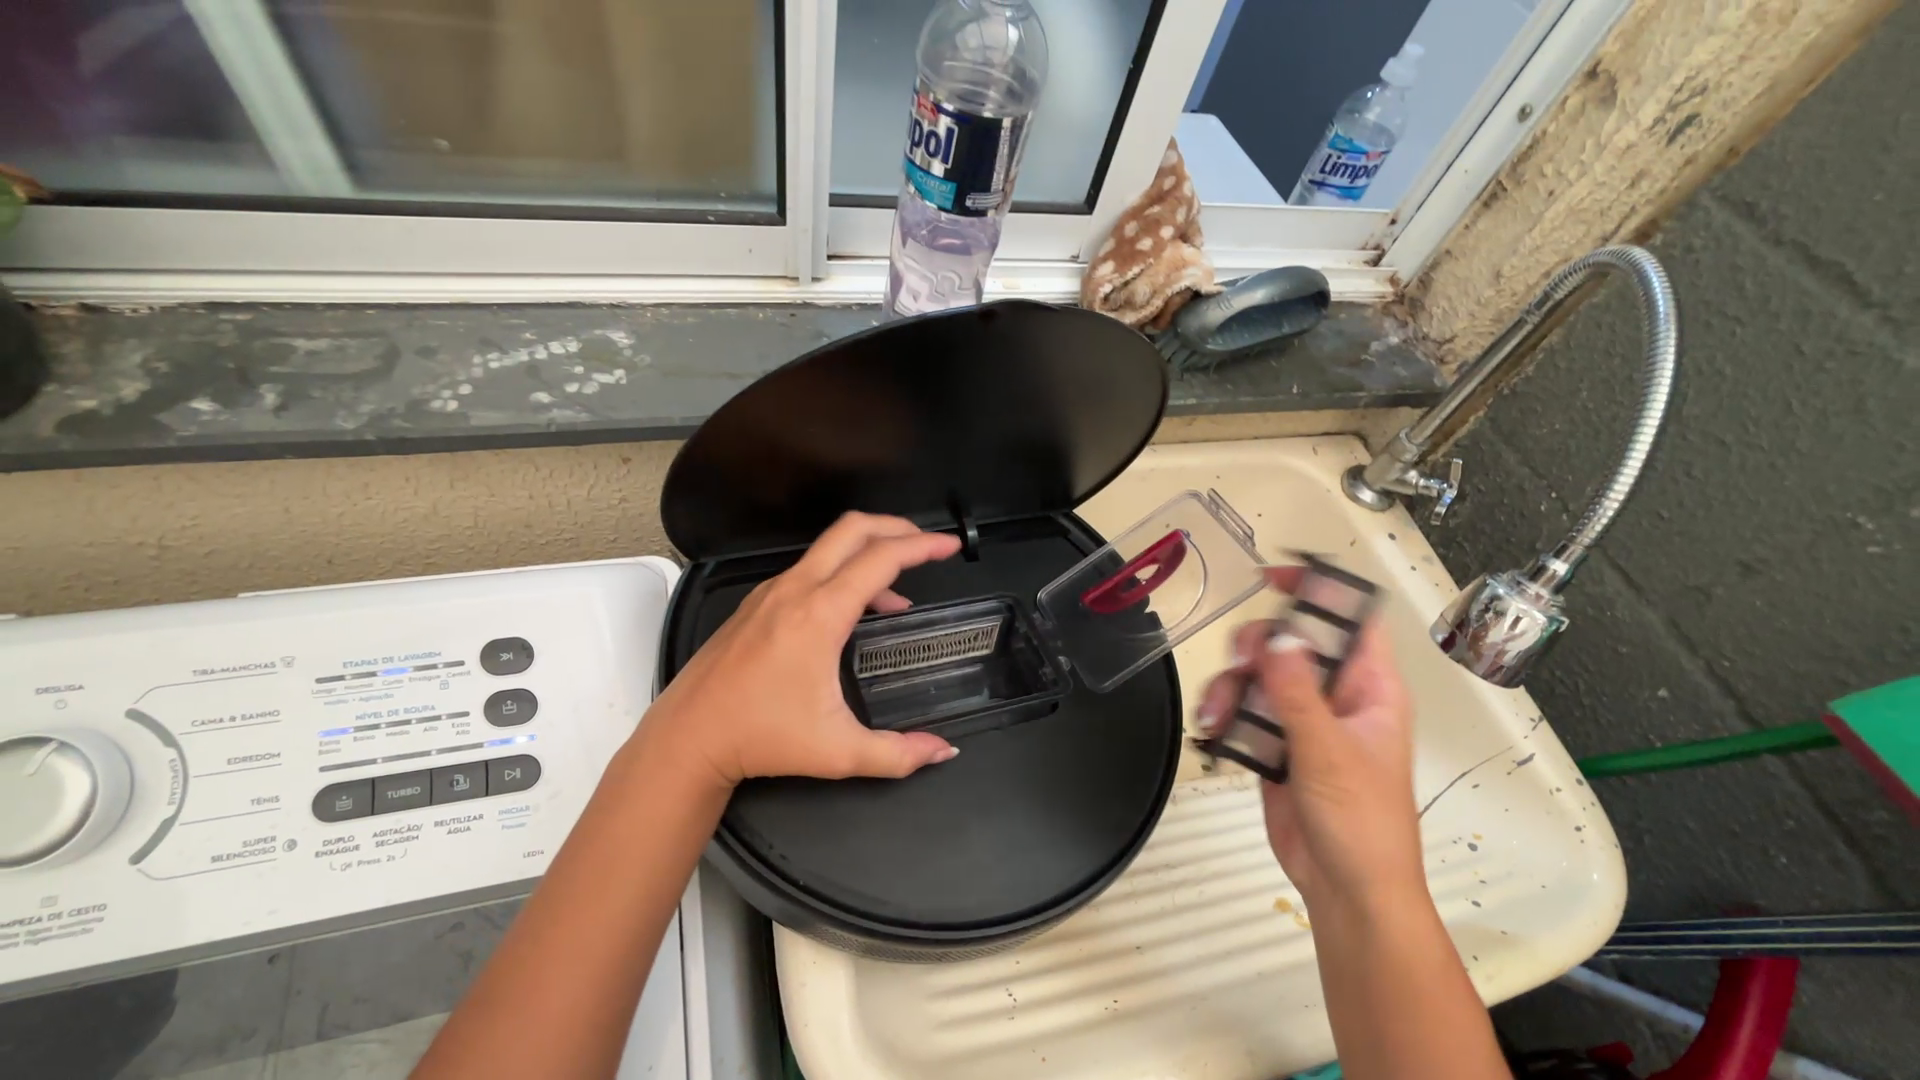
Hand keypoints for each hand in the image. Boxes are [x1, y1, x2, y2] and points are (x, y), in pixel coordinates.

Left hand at [639, 512, 963, 789]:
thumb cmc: (759, 739)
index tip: (949, 547)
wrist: (688, 738)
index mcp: (819, 614)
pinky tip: (852, 612)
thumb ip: (898, 754)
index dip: (923, 546)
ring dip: (867, 552)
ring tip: (897, 587)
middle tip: (927, 543)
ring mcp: (770, 593)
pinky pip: (808, 570)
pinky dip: (840, 573)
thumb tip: (942, 751)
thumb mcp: (839, 752)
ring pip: (827, 547)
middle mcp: (794, 591)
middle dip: (896, 527)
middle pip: (852, 529)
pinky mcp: (755, 605)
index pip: (881, 559)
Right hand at [1196, 566, 1422, 909]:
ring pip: (1258, 677)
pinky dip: (1224, 715)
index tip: (1276, 579)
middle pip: (1290, 644)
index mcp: (1370, 689)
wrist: (1346, 888)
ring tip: (1219, 713)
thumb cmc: (1361, 823)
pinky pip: (1243, 713)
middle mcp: (1337, 698)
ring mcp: (1304, 723)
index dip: (1321, 592)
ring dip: (1231, 687)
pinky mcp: (1277, 747)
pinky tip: (1214, 729)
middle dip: (1258, 648)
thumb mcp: (1329, 751)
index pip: (1351, 620)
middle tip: (1241, 663)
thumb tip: (1278, 638)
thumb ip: (1298, 692)